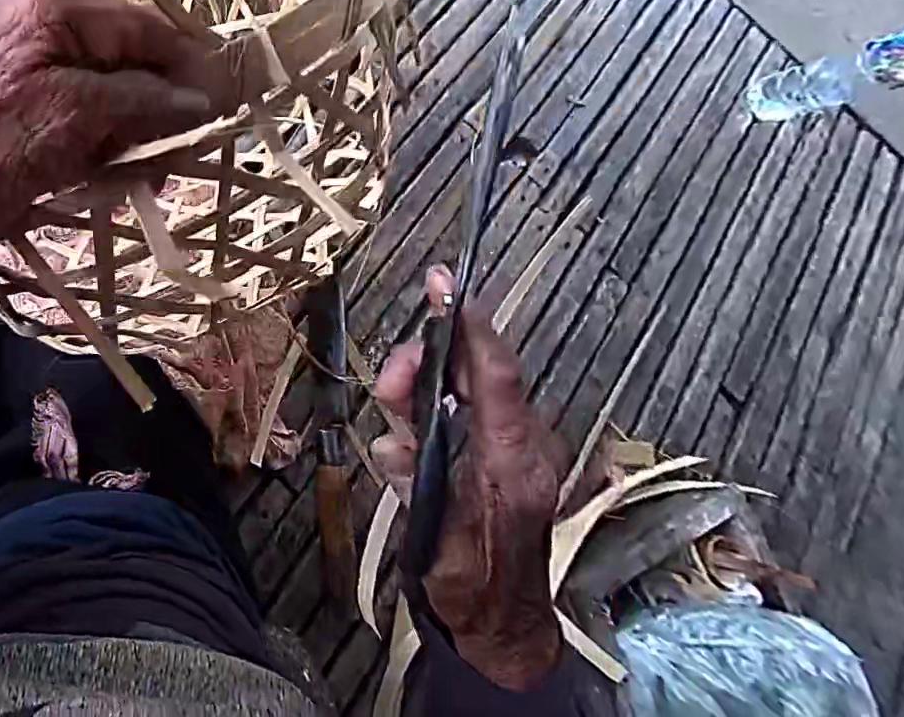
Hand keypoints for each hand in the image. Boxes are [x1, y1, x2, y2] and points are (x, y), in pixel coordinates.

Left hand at [0, 0, 214, 252]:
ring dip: (122, 130)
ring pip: (103, 80)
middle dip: (155, 110)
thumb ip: (139, 102)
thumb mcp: (64, 126)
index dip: (193, 78)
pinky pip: (70, 98)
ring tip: (123, 177)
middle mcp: (39, 4)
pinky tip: (85, 168)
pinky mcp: (5, 76)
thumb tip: (201, 99)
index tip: (219, 126)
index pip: (155, 31)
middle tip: (165, 166)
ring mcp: (18, 40)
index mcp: (57, 0)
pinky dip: (89, 134)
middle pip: (130, 54)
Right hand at [371, 268, 569, 690]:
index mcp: (512, 457)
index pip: (495, 375)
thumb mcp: (436, 531)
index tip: (443, 282)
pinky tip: (407, 460)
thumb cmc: (470, 579)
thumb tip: (393, 444)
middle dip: (420, 367)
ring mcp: (503, 444)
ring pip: (450, 389)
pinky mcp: (488, 450)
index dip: (469, 325)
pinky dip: (417, 426)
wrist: (496, 620)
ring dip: (413, 399)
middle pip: (467, 372)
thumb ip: (415, 477)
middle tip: (388, 388)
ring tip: (396, 433)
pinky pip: (446, 415)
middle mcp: (516, 442)